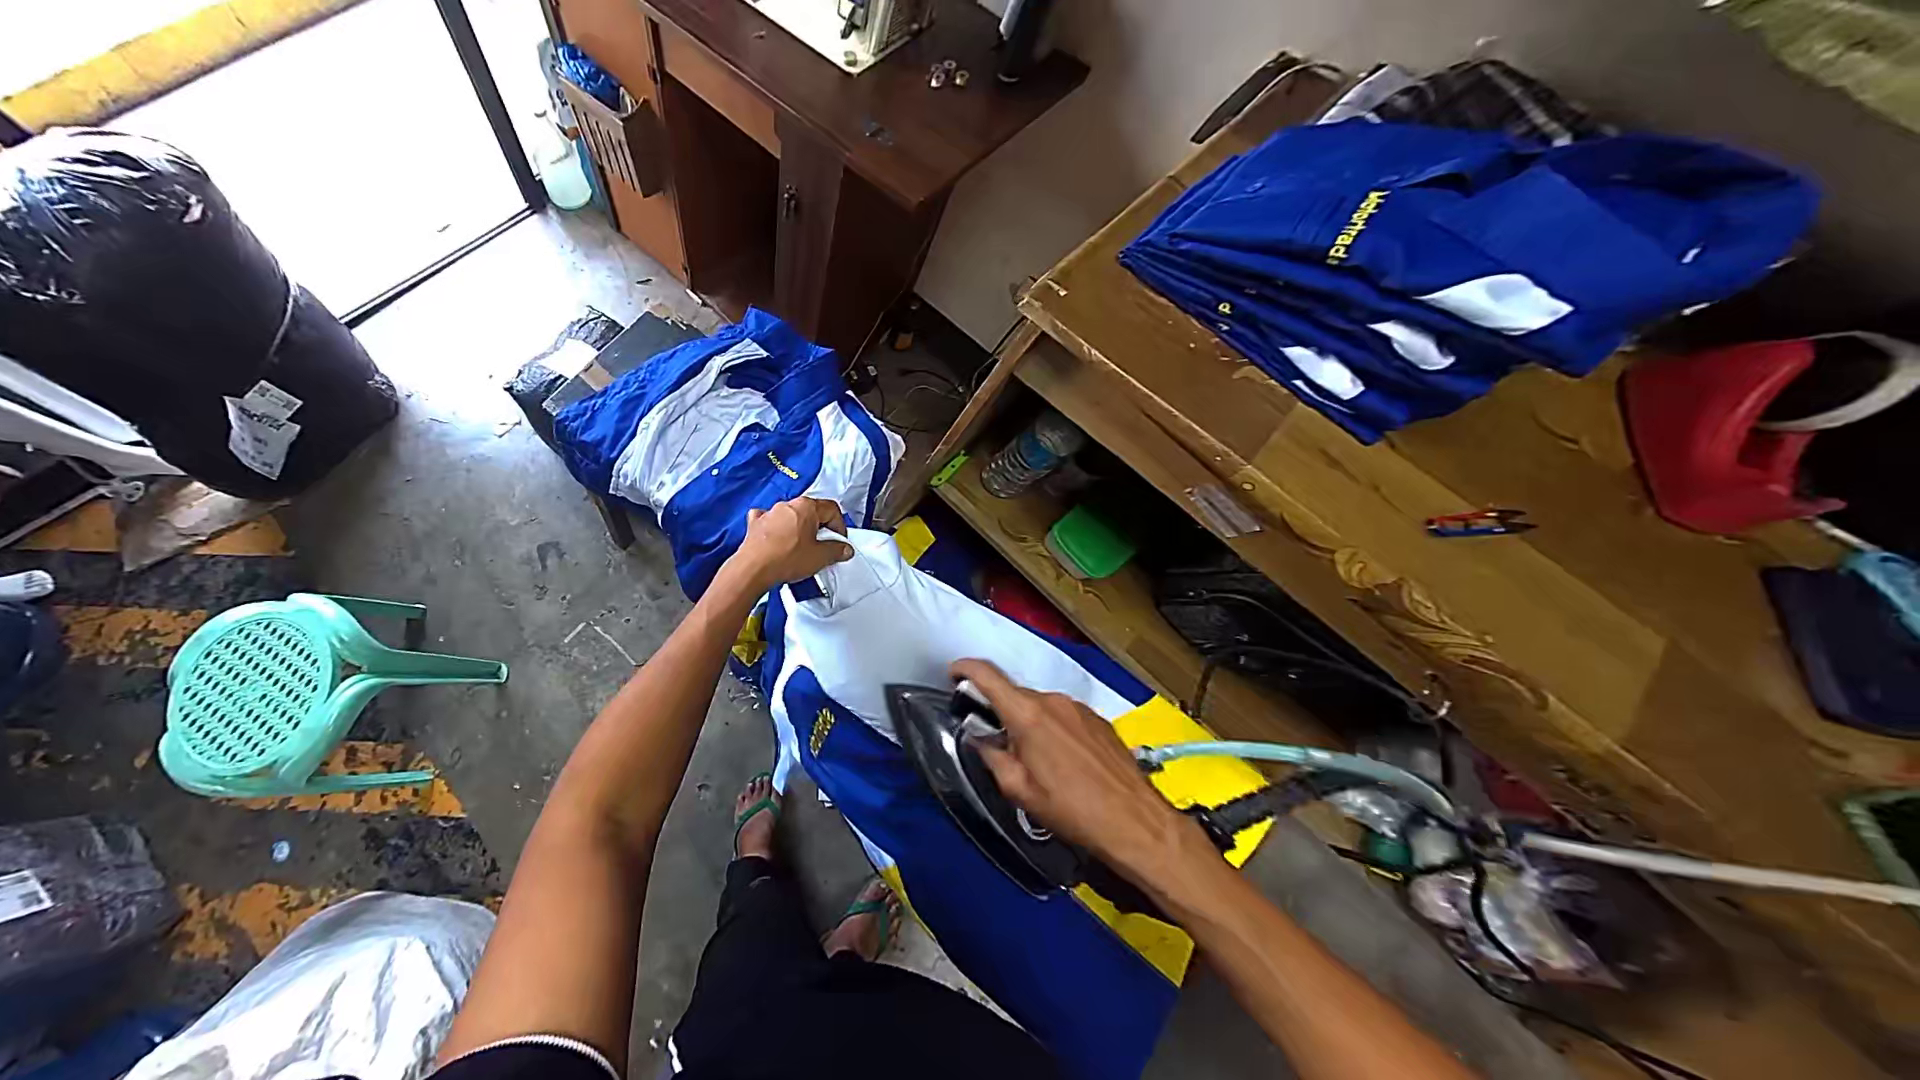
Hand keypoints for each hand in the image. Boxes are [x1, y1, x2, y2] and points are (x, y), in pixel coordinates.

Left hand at [724, 496, 854, 594]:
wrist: (753, 569)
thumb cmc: (783, 558)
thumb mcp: (821, 557)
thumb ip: (837, 550)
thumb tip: (843, 549)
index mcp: (806, 506)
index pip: (831, 510)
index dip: (840, 527)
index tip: (840, 541)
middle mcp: (787, 505)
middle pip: (812, 512)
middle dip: (821, 529)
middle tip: (825, 547)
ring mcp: (770, 514)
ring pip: (792, 517)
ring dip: (800, 530)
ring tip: (803, 550)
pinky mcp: (756, 526)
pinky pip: (770, 522)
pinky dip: (777, 530)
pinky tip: (781, 541)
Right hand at [950, 658, 1204, 878]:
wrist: (1134, 820)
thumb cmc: (1075, 811)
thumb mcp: (1019, 791)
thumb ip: (992, 757)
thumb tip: (981, 741)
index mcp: (1029, 716)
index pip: (988, 676)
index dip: (965, 669)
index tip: (954, 674)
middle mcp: (1055, 702)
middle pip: (1015, 696)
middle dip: (1001, 714)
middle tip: (997, 745)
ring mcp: (1079, 708)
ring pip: (1041, 708)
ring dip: (1031, 726)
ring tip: (1036, 764)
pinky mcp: (1098, 720)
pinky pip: (1065, 717)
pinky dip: (1055, 731)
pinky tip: (1063, 763)